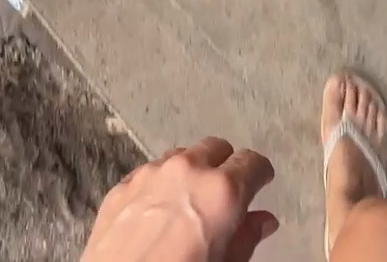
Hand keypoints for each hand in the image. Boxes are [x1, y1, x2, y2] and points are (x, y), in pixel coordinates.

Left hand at [81, 137, 279, 261]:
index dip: (259, 174)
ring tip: (189, 204)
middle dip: (225, 166)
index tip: (260, 184)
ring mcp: (152, 172)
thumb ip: (246, 239)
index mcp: (222, 191)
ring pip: (183, 155)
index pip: (253, 162)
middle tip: (225, 195)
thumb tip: (263, 219)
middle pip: (217, 148)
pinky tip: (159, 212)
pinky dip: (162, 183)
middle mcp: (188, 169)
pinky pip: (151, 171)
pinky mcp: (123, 183)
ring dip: (192, 171)